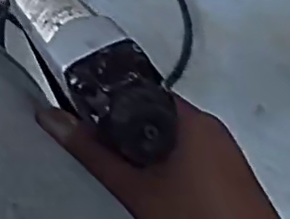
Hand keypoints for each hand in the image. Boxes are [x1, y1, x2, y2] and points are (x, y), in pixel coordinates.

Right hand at [38, 96, 279, 218]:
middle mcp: (212, 128)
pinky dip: (173, 172)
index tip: (88, 119)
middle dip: (129, 136)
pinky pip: (193, 161)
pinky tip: (162, 198)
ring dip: (150, 157)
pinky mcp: (235, 179)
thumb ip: (92, 152)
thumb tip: (54, 120)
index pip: (138, 91)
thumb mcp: (136, 190)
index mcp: (190, 117)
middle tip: (109, 159)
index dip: (109, 104)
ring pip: (172, 141)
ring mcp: (227, 154)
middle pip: (154, 116)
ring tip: (135, 184)